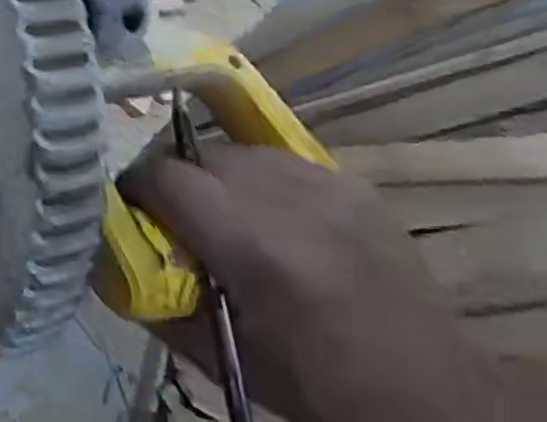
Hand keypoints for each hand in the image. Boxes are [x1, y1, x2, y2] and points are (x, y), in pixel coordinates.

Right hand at [120, 144, 546, 421]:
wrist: (437, 400)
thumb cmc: (323, 392)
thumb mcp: (230, 360)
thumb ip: (161, 303)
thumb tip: (110, 259)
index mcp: (258, 249)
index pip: (168, 178)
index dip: (137, 186)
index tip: (130, 206)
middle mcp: (291, 200)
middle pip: (199, 155)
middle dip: (175, 179)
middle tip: (174, 216)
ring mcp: (328, 184)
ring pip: (238, 149)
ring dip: (216, 175)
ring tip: (223, 214)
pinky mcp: (351, 181)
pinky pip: (279, 159)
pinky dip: (259, 179)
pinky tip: (272, 216)